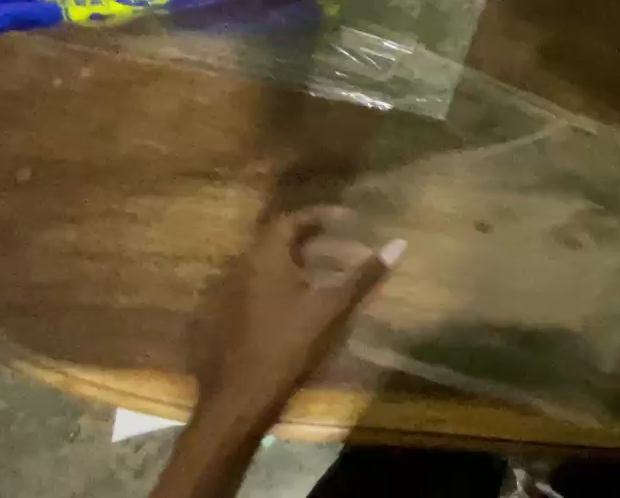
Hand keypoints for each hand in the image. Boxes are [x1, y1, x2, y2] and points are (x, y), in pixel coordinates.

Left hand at [191, 207, 402, 417]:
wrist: (236, 403)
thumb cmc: (289, 346)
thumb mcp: (333, 308)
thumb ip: (364, 274)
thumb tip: (399, 243)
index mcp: (264, 260)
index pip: (291, 220)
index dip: (321, 216)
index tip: (348, 220)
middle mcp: (240, 271)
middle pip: (277, 242)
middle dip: (313, 239)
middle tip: (343, 244)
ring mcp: (225, 298)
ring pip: (265, 267)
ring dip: (296, 264)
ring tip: (326, 274)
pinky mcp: (220, 322)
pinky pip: (253, 290)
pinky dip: (279, 286)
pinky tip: (297, 305)